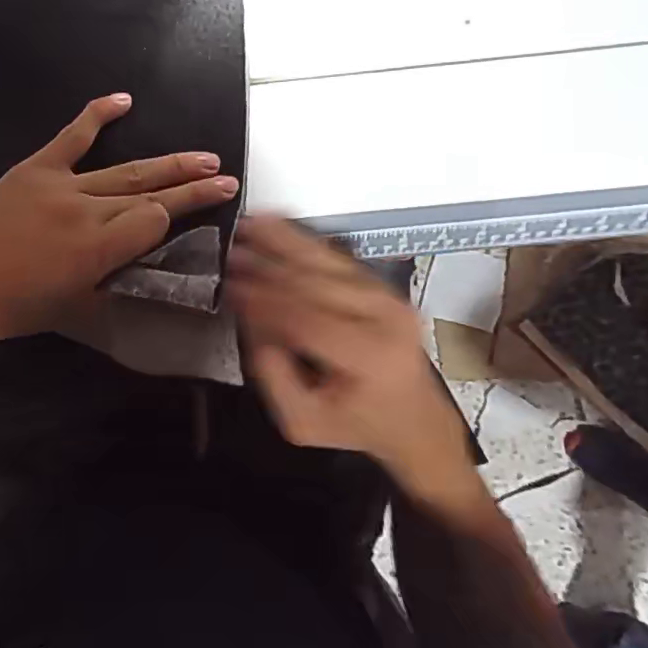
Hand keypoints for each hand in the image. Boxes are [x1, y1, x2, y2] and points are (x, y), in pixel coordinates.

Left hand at [0, 93, 237, 348]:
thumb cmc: (17, 309)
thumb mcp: (79, 312)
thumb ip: (120, 288)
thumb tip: (153, 273)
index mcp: (97, 249)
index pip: (153, 220)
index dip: (175, 218)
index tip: (189, 220)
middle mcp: (85, 211)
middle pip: (150, 192)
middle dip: (192, 185)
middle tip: (225, 177)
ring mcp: (60, 186)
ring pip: (125, 171)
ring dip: (168, 164)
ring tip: (203, 157)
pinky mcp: (34, 170)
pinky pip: (70, 138)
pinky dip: (95, 116)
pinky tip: (123, 100)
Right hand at [227, 217, 482, 507]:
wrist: (415, 419)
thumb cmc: (359, 424)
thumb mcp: (305, 422)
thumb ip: (273, 377)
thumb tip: (252, 323)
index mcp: (370, 357)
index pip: (308, 320)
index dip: (266, 302)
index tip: (233, 288)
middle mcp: (385, 318)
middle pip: (318, 281)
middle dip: (269, 266)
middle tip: (232, 252)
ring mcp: (389, 297)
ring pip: (328, 260)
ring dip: (285, 240)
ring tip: (250, 223)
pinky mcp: (384, 286)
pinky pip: (338, 258)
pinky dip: (304, 241)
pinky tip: (278, 226)